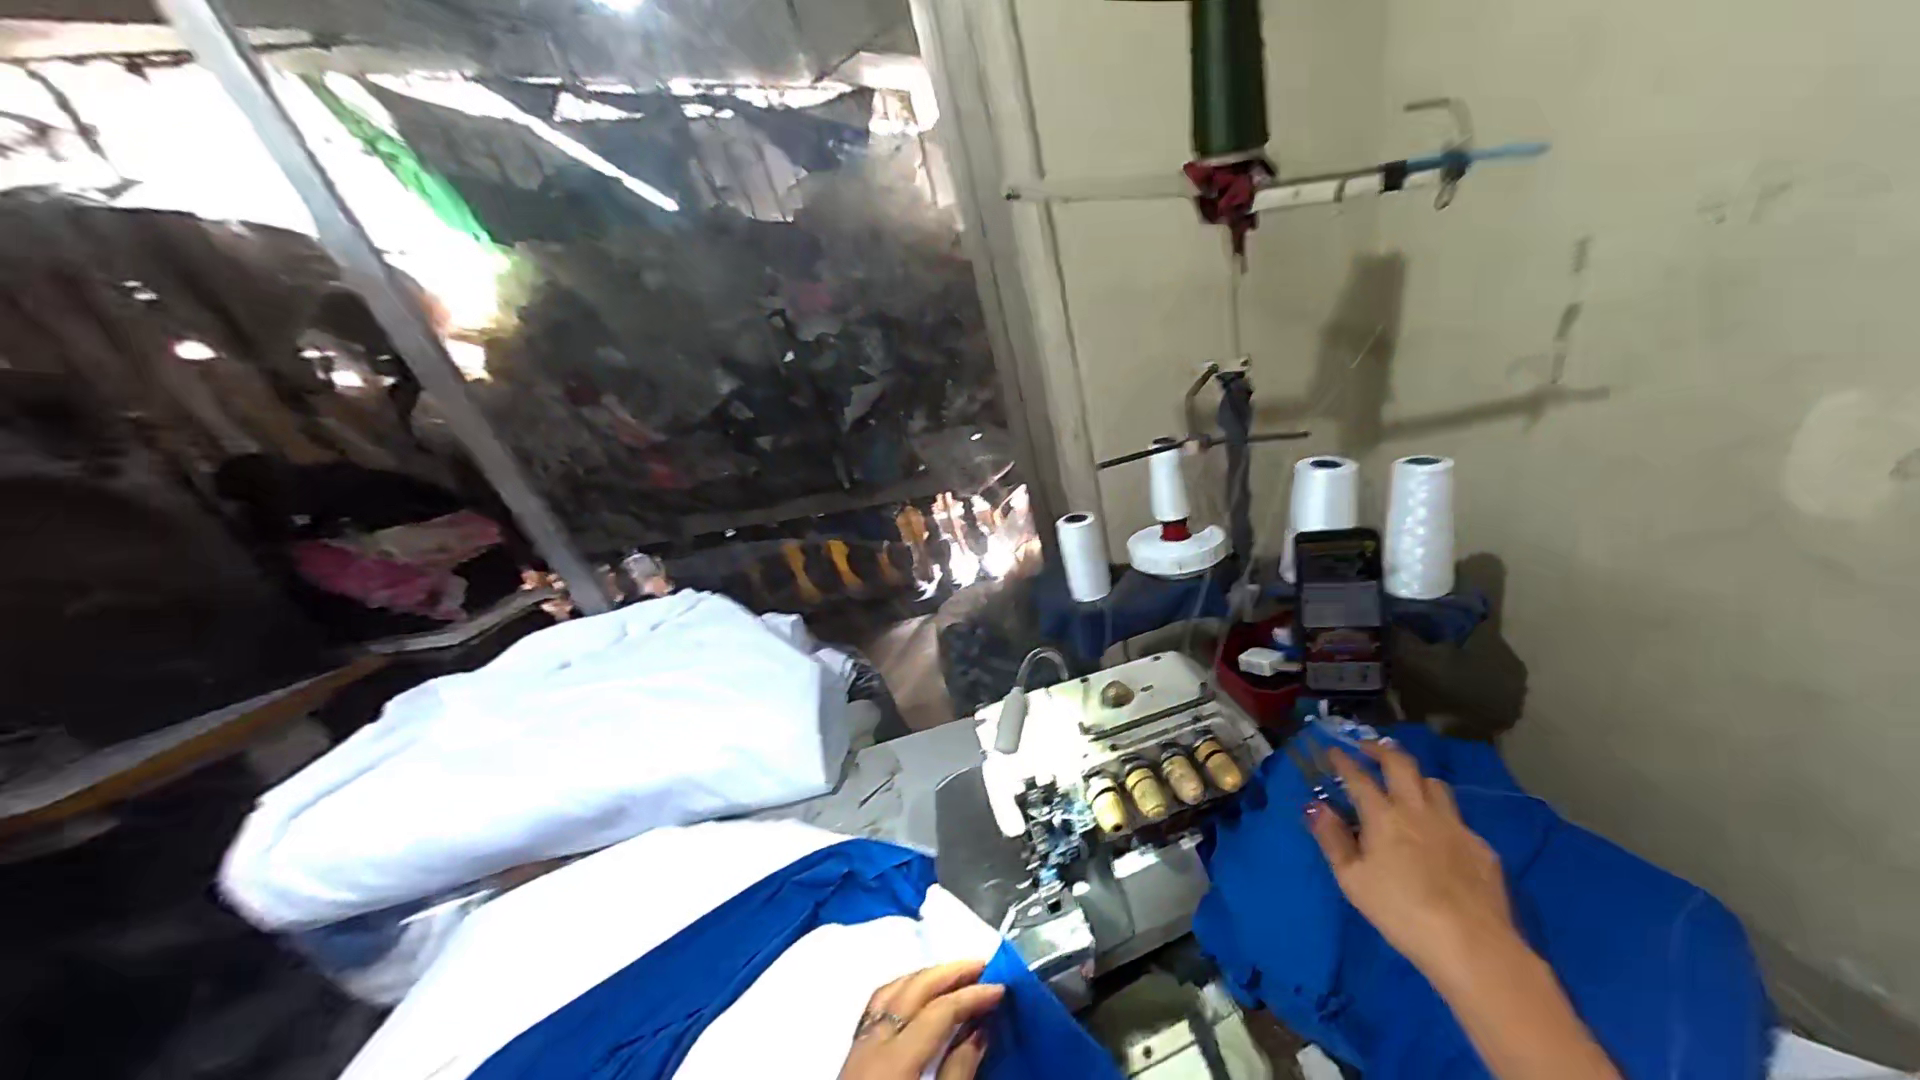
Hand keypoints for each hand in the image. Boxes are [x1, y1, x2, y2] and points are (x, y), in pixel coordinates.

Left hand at [838, 960, 1003, 1079]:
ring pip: (891, 990)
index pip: (939, 1011)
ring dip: (926, 977)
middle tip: (983, 966)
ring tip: (956, 975)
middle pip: (912, 989)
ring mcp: (858, 1047)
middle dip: (950, 973)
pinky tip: (919, 994)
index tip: (1001, 988)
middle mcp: (872, 1044)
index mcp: (894, 1063)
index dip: (972, 996)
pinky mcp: (851, 1056)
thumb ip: (958, 1073)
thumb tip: (979, 1030)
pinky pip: (877, 1005)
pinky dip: (902, 989)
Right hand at [1305, 739, 1517, 984]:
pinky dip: (1441, 815)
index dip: (1343, 760)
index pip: (1358, 777)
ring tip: (1405, 784)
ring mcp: (1454, 826)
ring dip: (1416, 778)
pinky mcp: (1481, 847)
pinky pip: (1457, 818)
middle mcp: (1418, 810)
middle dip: (1381, 750)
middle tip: (1368, 748)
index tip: (1332, 750)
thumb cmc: (1400, 911)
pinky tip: (1438, 835)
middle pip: (1402, 764)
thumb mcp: (1352, 879)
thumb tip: (1316, 806)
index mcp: (1383, 816)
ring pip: (1435, 785)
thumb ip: (1332, 839)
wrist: (1473, 946)